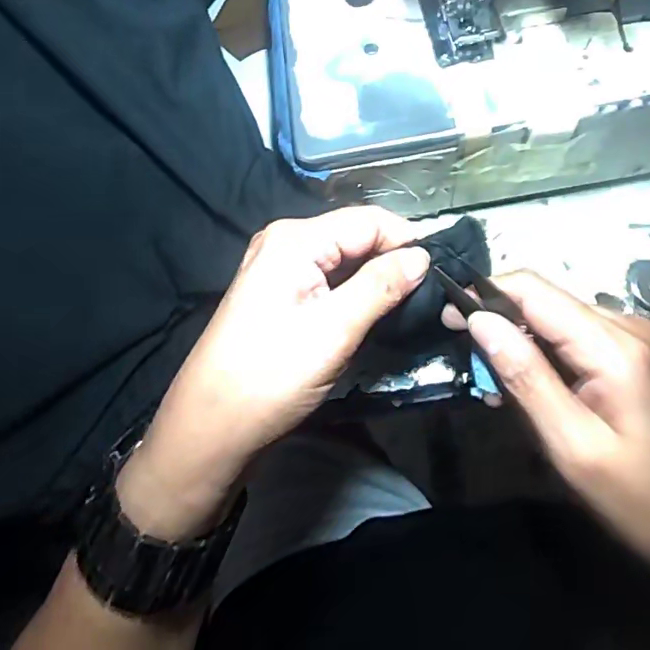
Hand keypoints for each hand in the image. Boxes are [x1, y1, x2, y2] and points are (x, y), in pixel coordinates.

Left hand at [117, 208, 428, 540]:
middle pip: (355, 234)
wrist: (209, 429)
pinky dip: (354, 286)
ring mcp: (279, 265)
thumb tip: (422, 255)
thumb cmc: (270, 377)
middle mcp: (285, 240)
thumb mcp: (334, 331)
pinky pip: (328, 274)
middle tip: (430, 289)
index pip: (368, 220)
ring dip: (376, 274)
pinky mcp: (279, 290)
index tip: (440, 269)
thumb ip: (381, 286)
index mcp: (295, 239)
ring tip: (409, 299)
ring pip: (344, 255)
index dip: (406, 239)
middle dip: (393, 256)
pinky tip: (373, 307)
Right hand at [459, 272, 649, 585]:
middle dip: (499, 320)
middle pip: (544, 299)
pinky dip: (543, 353)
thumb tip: (480, 320)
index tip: (448, 319)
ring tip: (494, 385)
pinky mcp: (632, 351)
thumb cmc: (643, 500)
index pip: (534, 290)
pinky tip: (529, 387)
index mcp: (613, 344)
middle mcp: (624, 323)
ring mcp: (632, 335)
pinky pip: (574, 334)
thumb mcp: (574, 446)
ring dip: (519, 340)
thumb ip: (526, 377)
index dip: (485, 293)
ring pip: (555, 316)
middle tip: (466, 361)